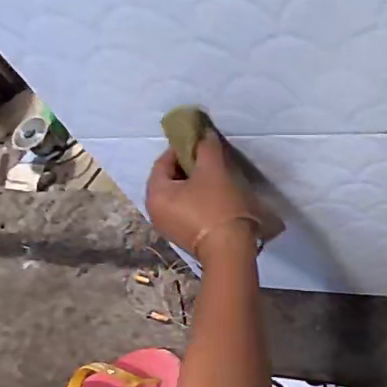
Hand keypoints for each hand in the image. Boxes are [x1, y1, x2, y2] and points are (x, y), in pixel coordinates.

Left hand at [146, 129, 266, 259]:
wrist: (231, 251)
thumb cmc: (218, 207)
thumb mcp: (214, 170)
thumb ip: (206, 147)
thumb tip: (204, 135)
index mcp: (155, 194)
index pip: (163, 161)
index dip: (183, 149)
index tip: (202, 144)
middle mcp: (155, 212)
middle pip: (170, 180)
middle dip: (189, 167)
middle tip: (211, 161)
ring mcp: (169, 228)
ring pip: (180, 196)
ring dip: (195, 185)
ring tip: (217, 179)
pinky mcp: (184, 239)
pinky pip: (187, 211)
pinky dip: (198, 202)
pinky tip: (217, 200)